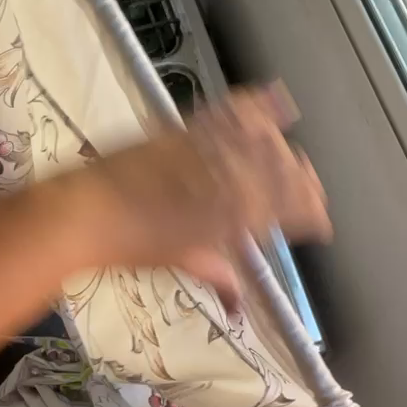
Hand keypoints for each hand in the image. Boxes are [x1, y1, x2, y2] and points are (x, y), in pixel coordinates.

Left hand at [40, 83, 329, 304]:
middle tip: (312, 194)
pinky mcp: (187, 128)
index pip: (292, 210)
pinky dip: (257, 108)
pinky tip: (276, 100)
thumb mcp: (184, 262)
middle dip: (304, 185)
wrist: (86, 211)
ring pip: (265, 143)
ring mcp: (209, 151)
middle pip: (284, 173)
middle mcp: (229, 178)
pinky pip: (231, 113)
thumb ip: (220, 275)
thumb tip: (239, 306)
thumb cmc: (134, 244)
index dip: (312, 216)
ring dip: (285, 151)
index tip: (320, 225)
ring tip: (293, 156)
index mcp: (234, 216)